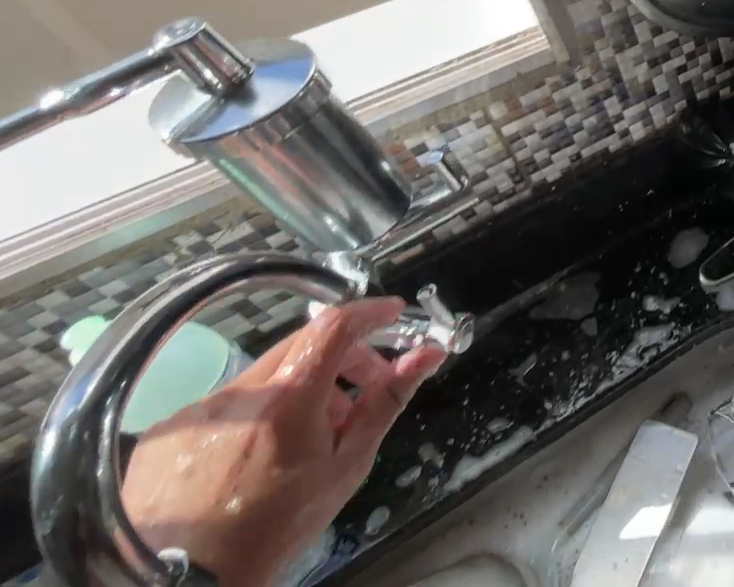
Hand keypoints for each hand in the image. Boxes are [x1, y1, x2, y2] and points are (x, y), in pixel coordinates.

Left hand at [122, 298, 445, 586]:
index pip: (335, 326)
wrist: (183, 584)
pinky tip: (256, 456)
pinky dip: (255, 414)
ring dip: (300, 388)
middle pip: (303, 345)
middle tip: (365, 389)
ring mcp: (196, 411)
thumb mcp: (348, 463)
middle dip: (345, 356)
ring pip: (264, 376)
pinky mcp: (165, 432)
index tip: (394, 314)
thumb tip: (429, 353)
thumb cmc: (279, 524)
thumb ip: (387, 400)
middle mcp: (239, 392)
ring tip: (309, 436)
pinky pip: (225, 404)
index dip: (370, 312)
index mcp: (288, 398)